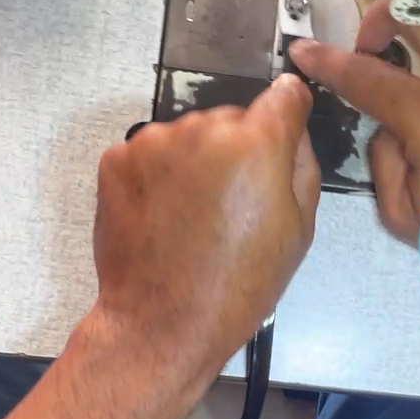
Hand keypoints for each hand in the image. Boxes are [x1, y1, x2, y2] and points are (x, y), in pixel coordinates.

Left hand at [87, 74, 320, 383]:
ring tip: (193, 218)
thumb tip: (294, 130)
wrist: (163, 323)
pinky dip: (158, 177)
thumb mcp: (298, 231)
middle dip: (236, 150)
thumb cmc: (237, 287)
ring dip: (194, 162)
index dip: (287, 114)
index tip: (281, 134)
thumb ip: (302, 166)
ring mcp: (153, 142)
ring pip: (188, 136)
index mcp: (257, 143)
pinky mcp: (117, 160)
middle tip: (232, 205)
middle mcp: (203, 128)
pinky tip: (163, 217)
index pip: (284, 95)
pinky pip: (150, 154)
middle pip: (231, 119)